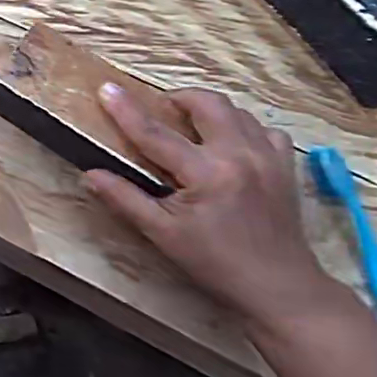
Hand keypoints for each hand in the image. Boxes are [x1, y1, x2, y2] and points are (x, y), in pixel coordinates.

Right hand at [84, 84, 335, 327]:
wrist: (277, 287)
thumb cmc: (215, 264)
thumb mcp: (164, 235)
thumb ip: (127, 200)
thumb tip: (91, 174)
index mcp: (206, 174)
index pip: (156, 135)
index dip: (126, 111)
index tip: (107, 89)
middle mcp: (239, 154)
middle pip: (207, 103)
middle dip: (180, 98)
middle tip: (164, 110)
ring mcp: (267, 156)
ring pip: (237, 110)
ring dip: (212, 111)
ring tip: (195, 128)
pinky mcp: (285, 164)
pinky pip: (265, 129)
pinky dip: (245, 129)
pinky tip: (233, 147)